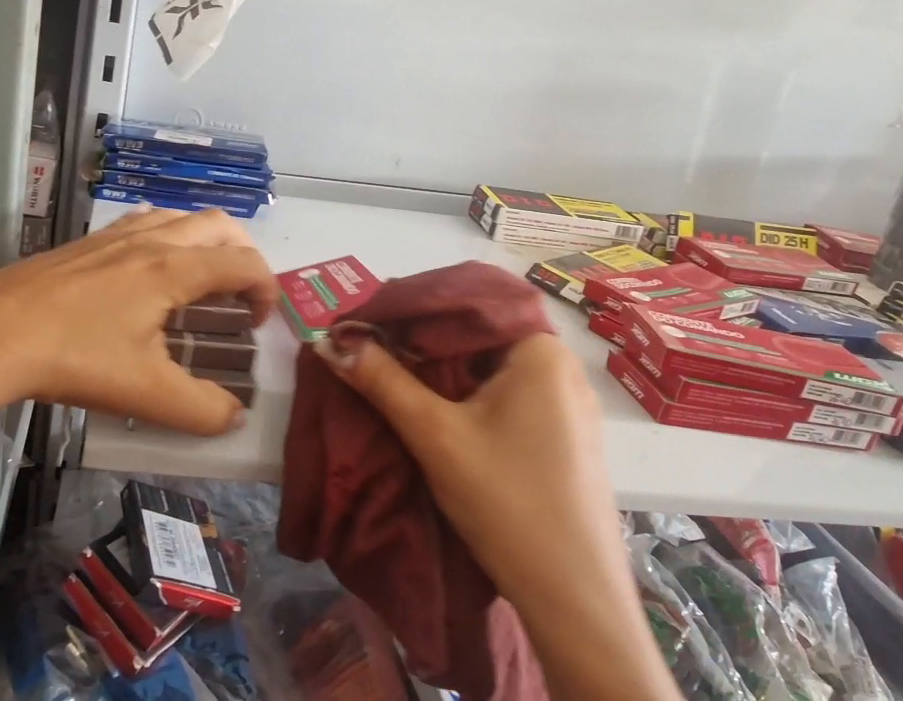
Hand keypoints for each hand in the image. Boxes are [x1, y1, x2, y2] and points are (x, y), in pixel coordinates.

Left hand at [0, 208, 279, 434]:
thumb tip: (233, 416)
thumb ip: (201, 410)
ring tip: (202, 276)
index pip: (242, 262)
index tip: (259, 323)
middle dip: (243, 251)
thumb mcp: (145, 394)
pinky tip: (147, 261)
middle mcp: (151, 241)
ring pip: (178, 216)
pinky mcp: (85, 242)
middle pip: (217, 224)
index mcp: (174, 270)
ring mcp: (115, 236)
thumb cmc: (74, 358)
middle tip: (242, 291)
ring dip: (205, 239)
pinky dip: (165, 233)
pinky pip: (142, 222)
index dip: (266, 288)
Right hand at [322, 328, 680, 700]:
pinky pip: (508, 395)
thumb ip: (381, 380)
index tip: (366, 321)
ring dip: (443, 370)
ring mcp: (568, 403)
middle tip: (370, 348)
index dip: (412, 309)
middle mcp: (561, 365)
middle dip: (423, 341)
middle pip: (478, 335)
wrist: (573, 597)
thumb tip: (329, 340)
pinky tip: (437, 411)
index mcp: (541, 349)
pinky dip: (468, 395)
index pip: (467, 304)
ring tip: (392, 375)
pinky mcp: (564, 436)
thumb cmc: (507, 502)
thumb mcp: (434, 435)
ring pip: (490, 367)